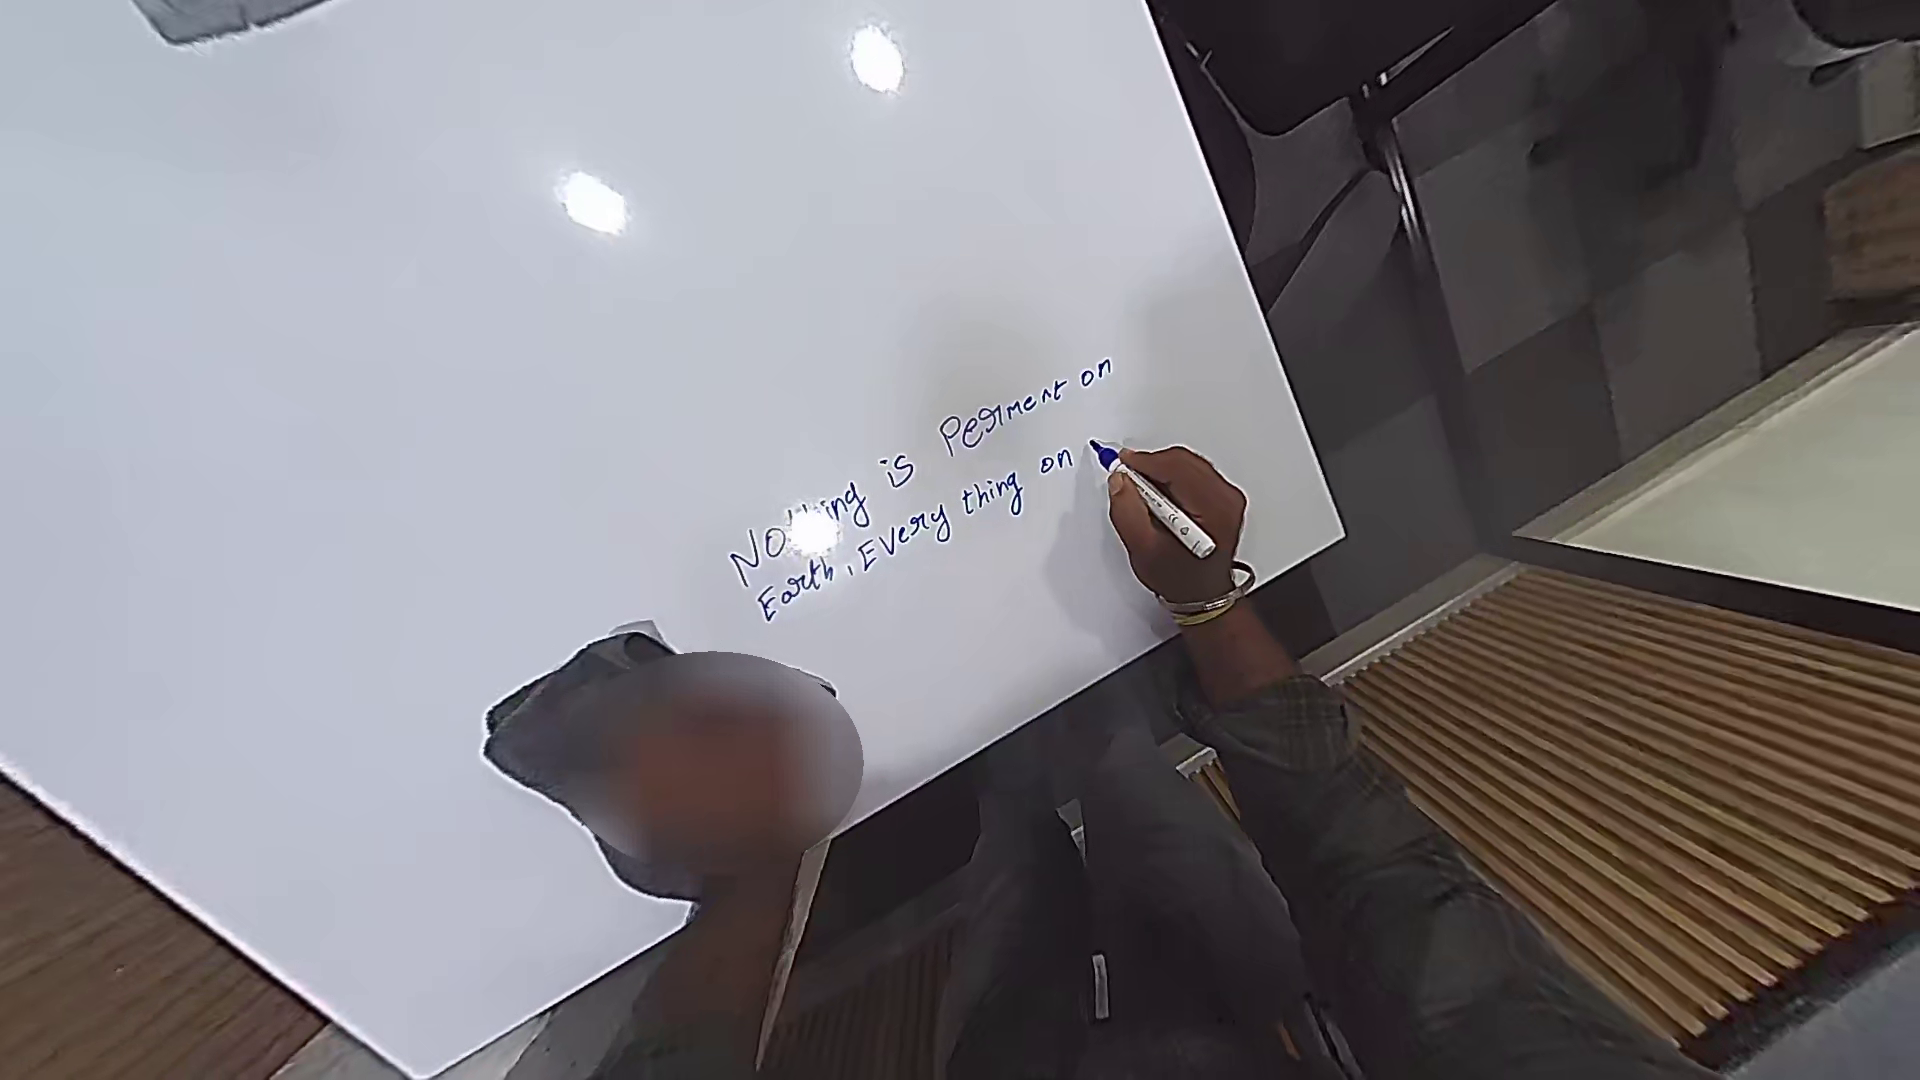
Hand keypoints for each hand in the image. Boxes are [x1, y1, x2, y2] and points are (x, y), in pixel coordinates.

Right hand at [1106, 446, 1245, 603]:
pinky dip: (1170, 476)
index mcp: (1213, 511)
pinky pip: (1193, 472)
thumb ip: (1127, 512)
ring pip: (1188, 464)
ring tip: (1140, 490)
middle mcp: (1226, 499)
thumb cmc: (1178, 577)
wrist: (1200, 593)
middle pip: (1184, 462)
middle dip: (1151, 464)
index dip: (1145, 462)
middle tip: (1127, 477)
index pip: (1177, 469)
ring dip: (1160, 470)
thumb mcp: (1143, 550)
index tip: (1122, 464)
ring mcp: (1227, 496)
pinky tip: (1156, 494)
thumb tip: (1120, 481)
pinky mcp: (1222, 496)